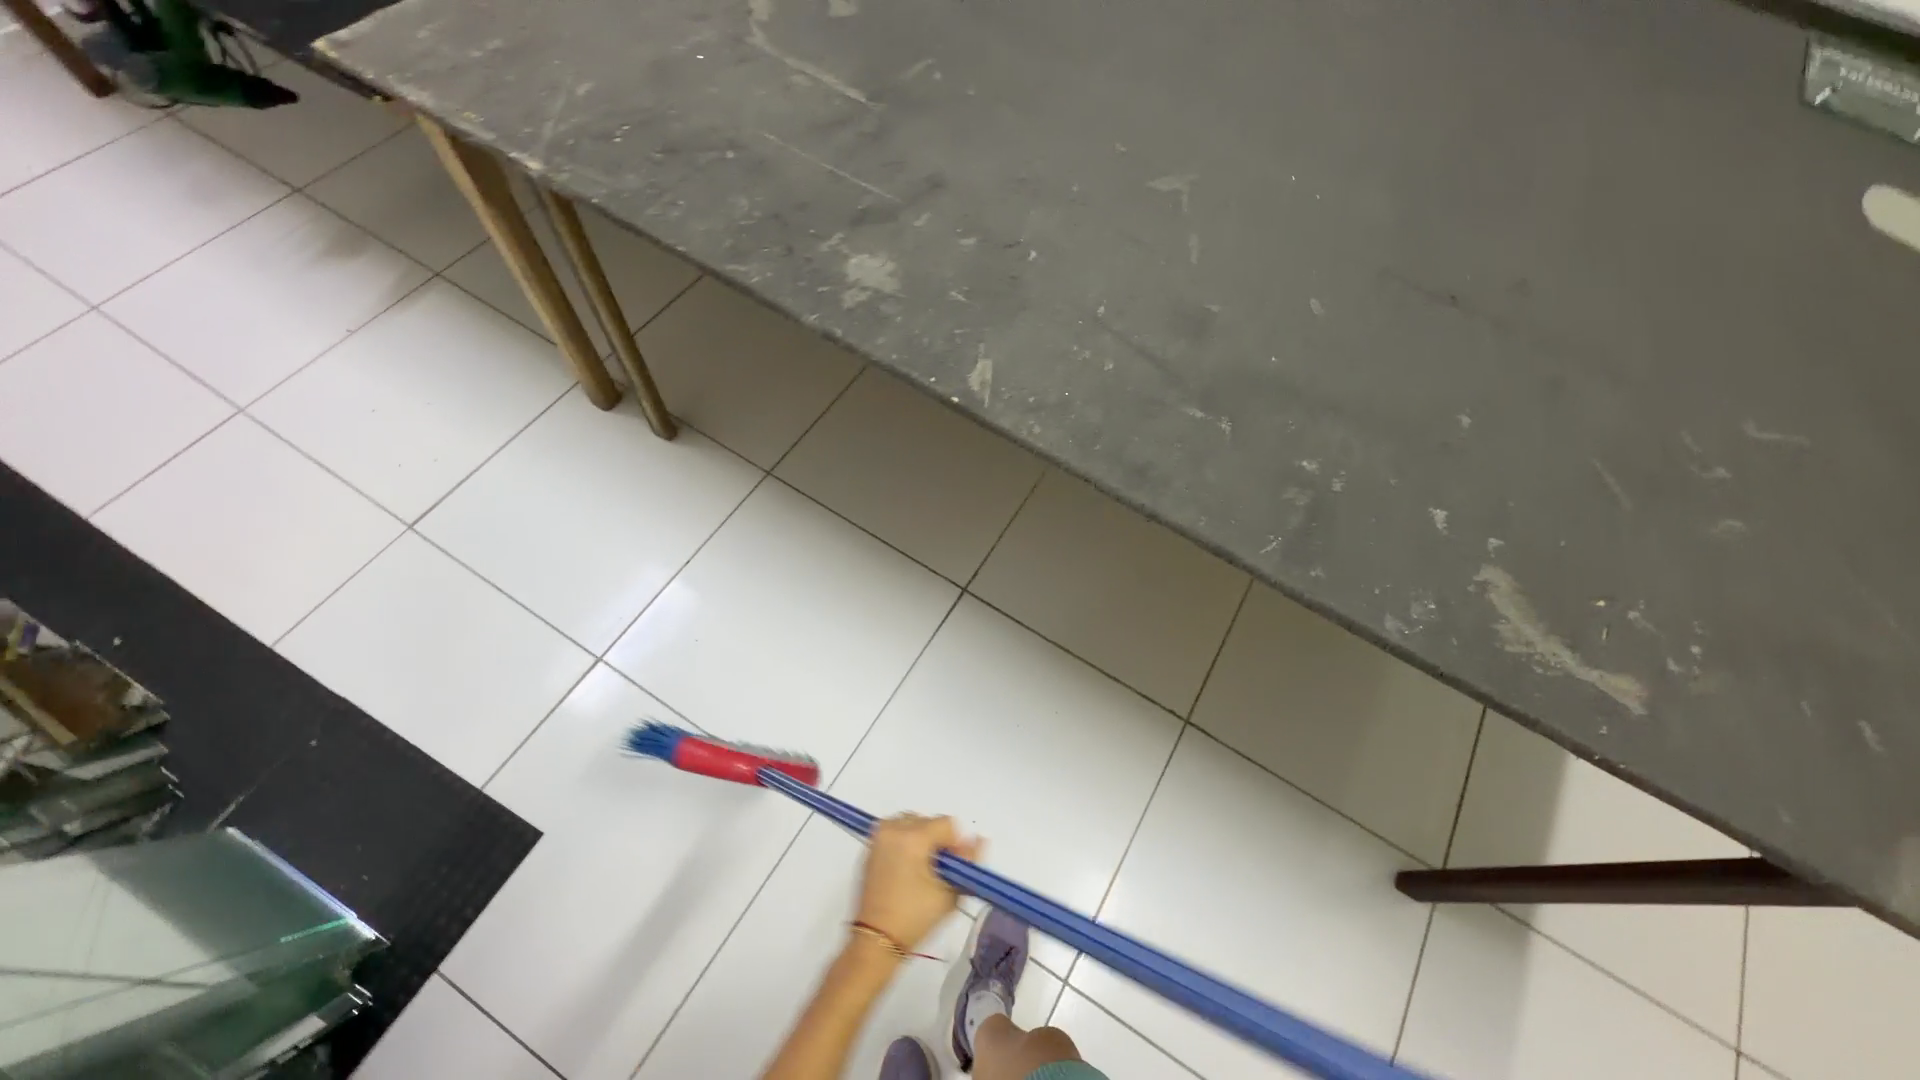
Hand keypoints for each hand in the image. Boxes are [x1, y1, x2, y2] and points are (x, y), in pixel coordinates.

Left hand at [855, 814, 982, 951]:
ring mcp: (879, 837)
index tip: (955, 868)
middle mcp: (892, 829)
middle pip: (928, 821)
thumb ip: (969, 861)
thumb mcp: (950, 892)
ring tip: (924, 869)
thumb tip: (980, 839)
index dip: (956, 844)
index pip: (947, 824)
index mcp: (912, 838)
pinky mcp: (870, 847)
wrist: (877, 939)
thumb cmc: (916, 918)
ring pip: (911, 823)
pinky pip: (896, 831)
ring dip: (922, 839)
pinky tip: (908, 868)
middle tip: (941, 870)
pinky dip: (906, 842)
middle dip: (939, 841)